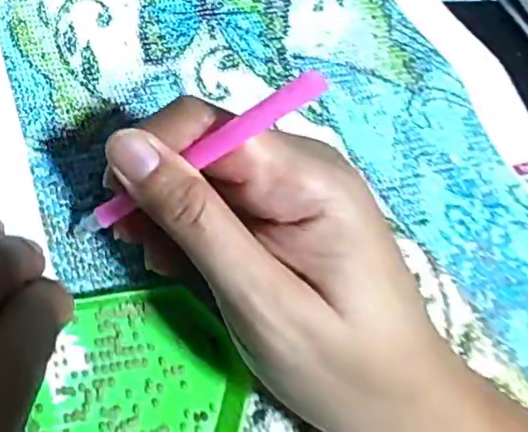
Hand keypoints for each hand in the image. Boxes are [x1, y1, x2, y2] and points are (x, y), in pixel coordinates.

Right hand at [105, 98, 527, 431]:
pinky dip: (188, 220)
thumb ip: (190, 216)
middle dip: (156, 182)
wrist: (410, 417)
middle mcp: (297, 159)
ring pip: (202, 166)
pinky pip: (218, 192)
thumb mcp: (257, 298)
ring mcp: (290, 180)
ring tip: (156, 257)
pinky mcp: (281, 203)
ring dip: (166, 206)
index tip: (117, 202)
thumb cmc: (342, 368)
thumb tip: (122, 144)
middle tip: (131, 238)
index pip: (208, 124)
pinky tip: (178, 258)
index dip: (153, 149)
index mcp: (305, 173)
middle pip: (201, 139)